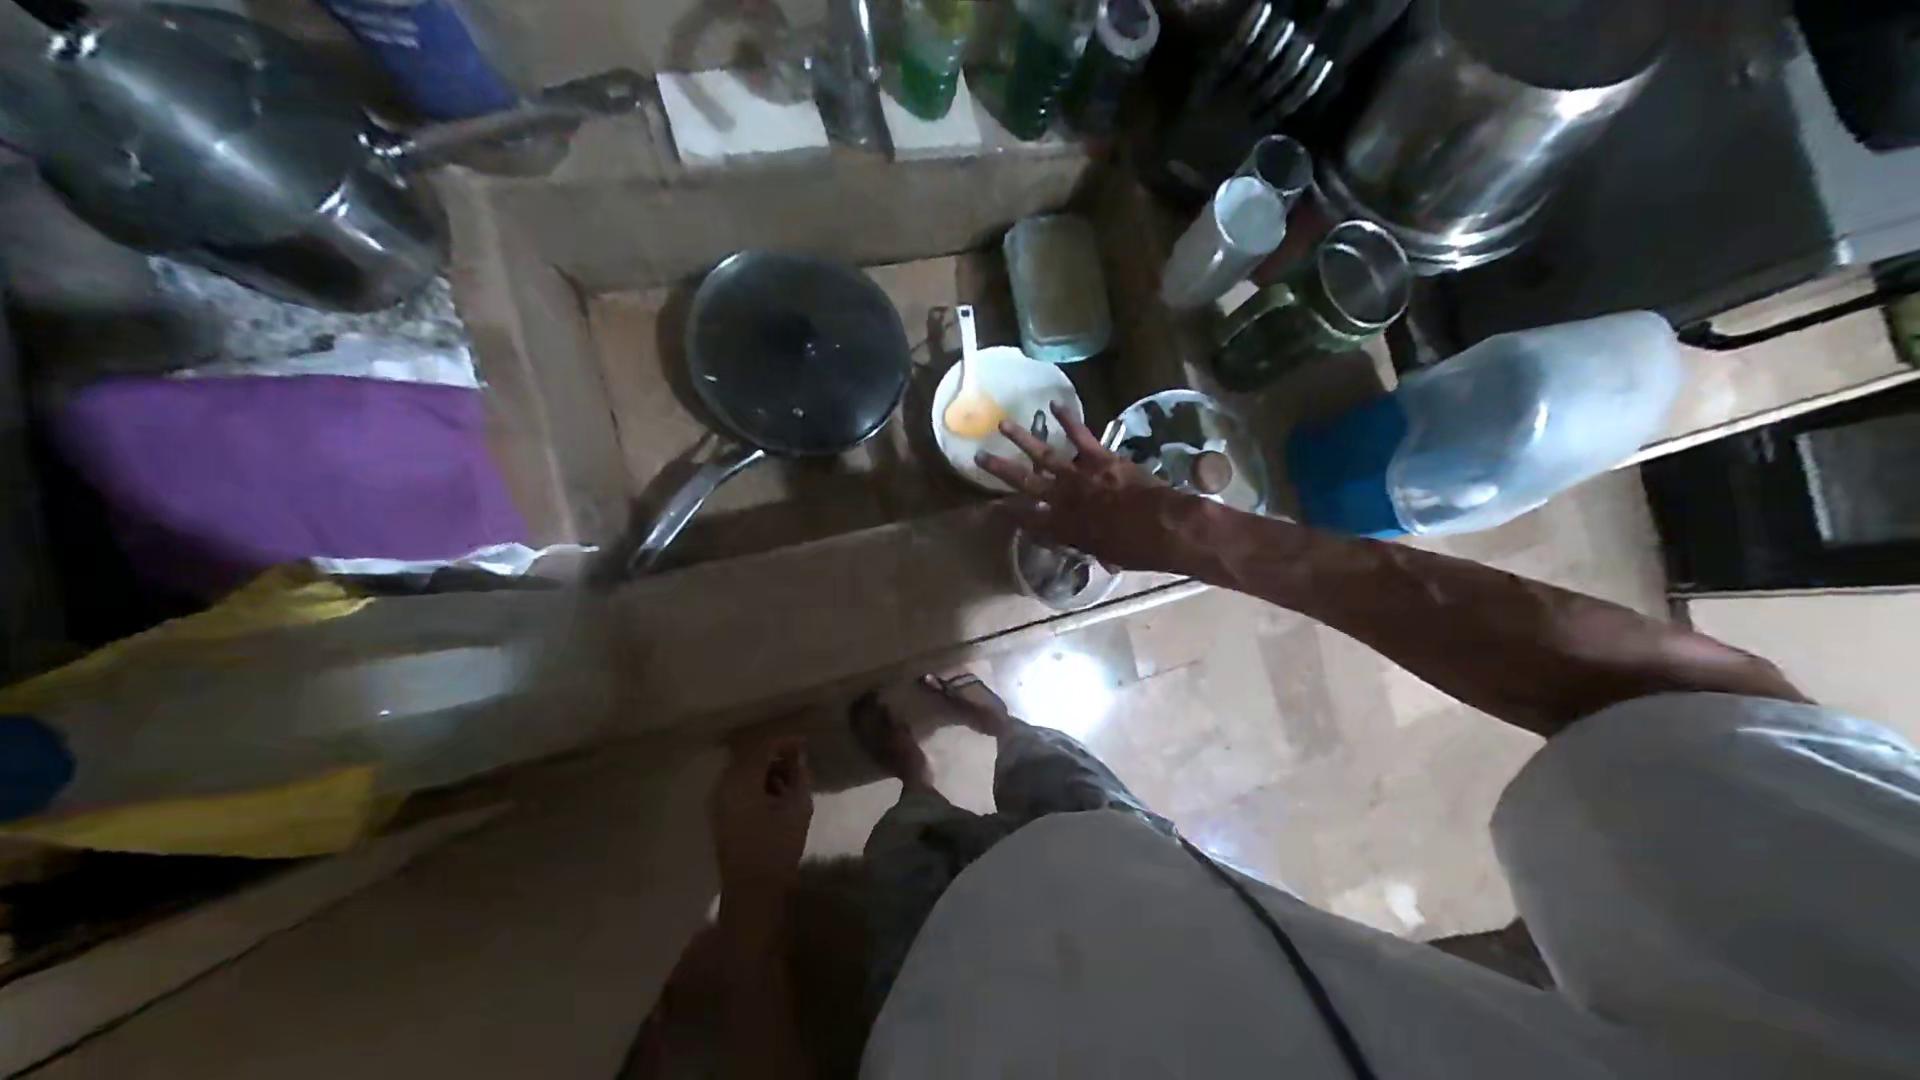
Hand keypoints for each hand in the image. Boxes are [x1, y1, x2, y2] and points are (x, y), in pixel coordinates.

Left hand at [709, 734, 812, 907]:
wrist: (751, 894)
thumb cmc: (778, 850)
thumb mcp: (798, 809)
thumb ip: (800, 776)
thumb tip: (800, 758)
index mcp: (742, 780)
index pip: (763, 746)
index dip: (785, 740)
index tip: (805, 743)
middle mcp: (724, 785)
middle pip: (750, 755)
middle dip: (775, 753)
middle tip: (799, 759)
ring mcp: (719, 800)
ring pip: (744, 770)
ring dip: (767, 768)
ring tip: (791, 778)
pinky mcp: (720, 815)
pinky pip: (738, 786)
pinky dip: (757, 782)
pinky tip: (776, 794)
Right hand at [975, 402, 1202, 572]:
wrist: (1160, 526)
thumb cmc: (1135, 549)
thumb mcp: (1108, 555)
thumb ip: (1095, 549)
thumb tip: (1101, 560)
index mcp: (1061, 527)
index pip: (1027, 519)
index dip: (1011, 513)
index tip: (996, 506)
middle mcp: (1062, 499)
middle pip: (1023, 482)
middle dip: (999, 470)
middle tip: (979, 456)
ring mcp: (1078, 475)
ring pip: (1042, 454)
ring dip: (1021, 438)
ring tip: (1002, 424)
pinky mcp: (1099, 458)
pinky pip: (1079, 435)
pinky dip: (1067, 419)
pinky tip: (1054, 404)